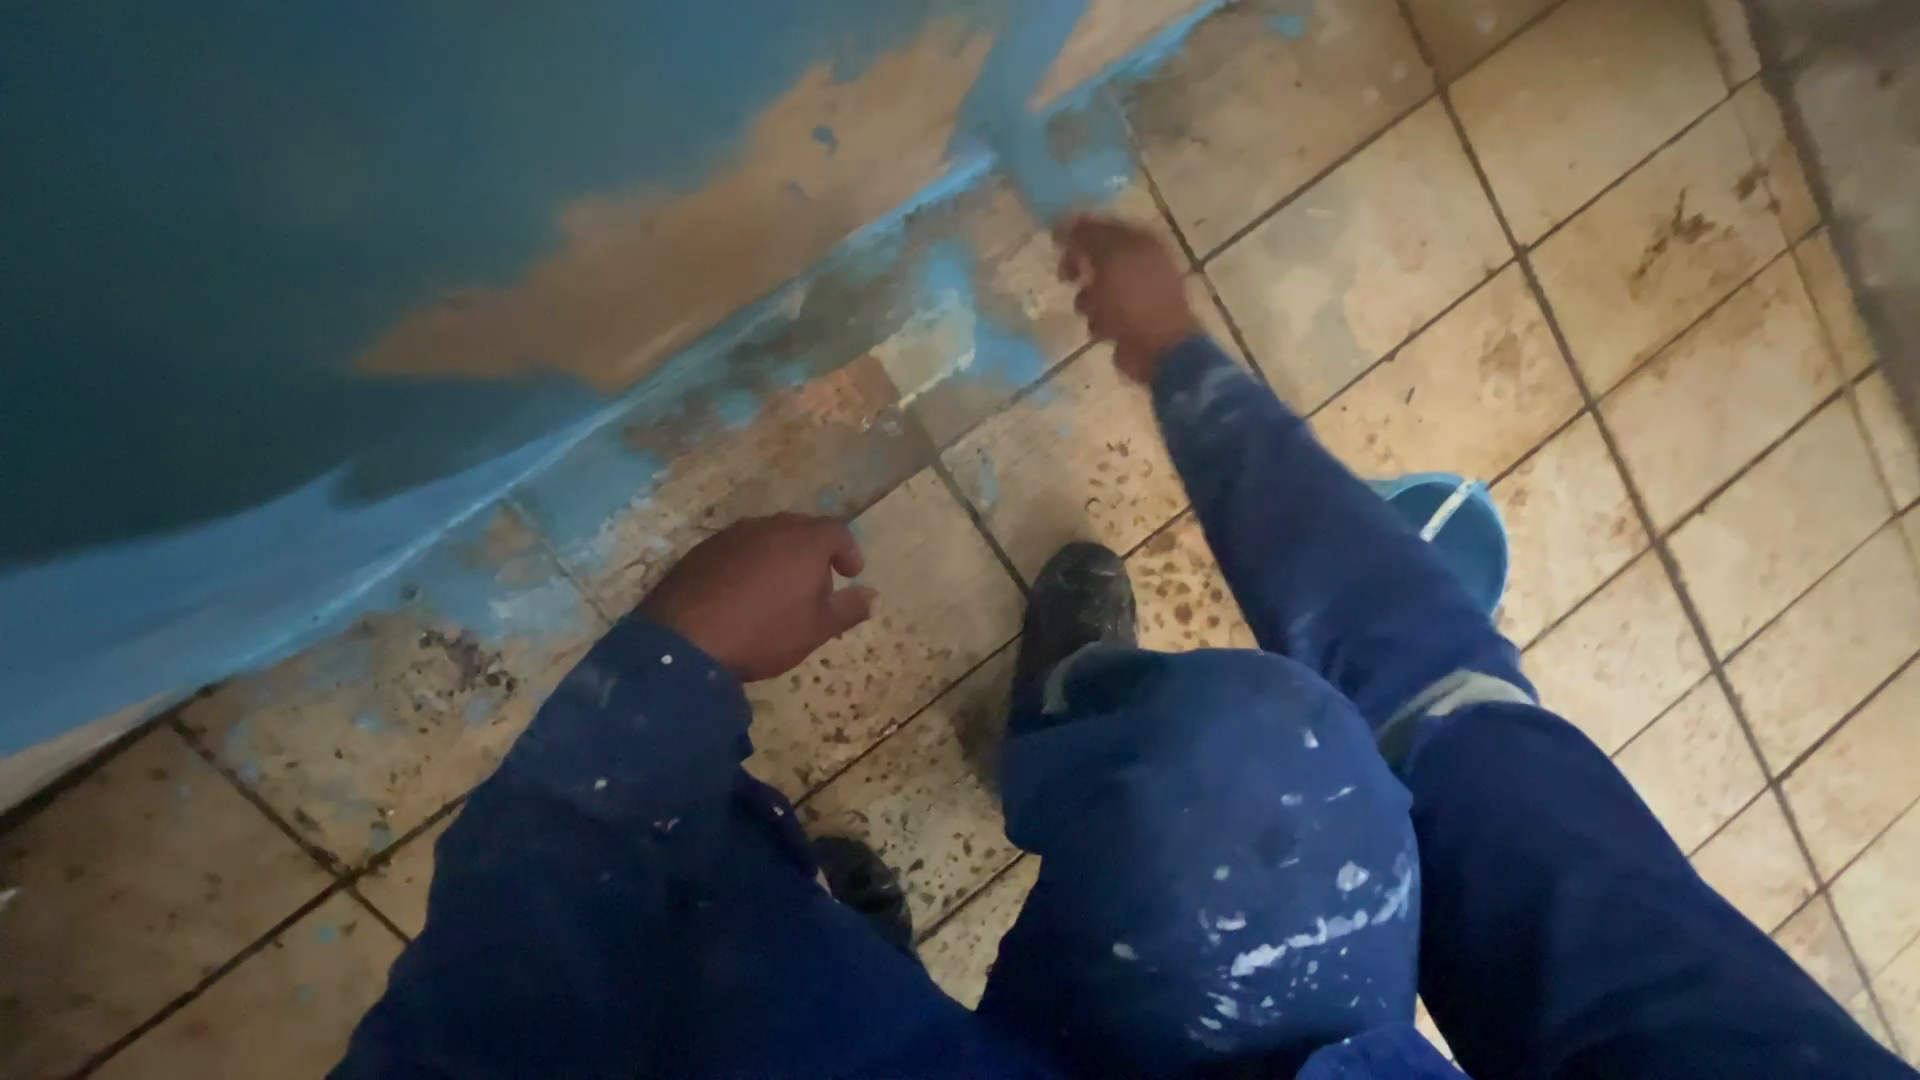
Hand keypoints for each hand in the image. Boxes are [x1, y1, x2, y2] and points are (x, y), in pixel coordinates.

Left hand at [637, 514, 876, 681]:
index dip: (849, 551)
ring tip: (780, 591)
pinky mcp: (702, 550)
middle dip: (815, 553)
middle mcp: (770, 527)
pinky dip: (750, 565)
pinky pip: (738, 549)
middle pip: (802, 529)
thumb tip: (872, 594)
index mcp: (805, 540)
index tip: (851, 574)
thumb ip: (849, 608)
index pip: (837, 531)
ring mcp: (732, 535)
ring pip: (768, 537)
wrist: (685, 641)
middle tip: (817, 585)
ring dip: (781, 557)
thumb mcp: (817, 628)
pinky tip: (744, 594)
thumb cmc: (765, 631)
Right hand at [1056, 214, 1201, 383]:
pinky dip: (1099, 320)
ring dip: (1088, 299)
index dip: (1077, 231)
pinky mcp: (1129, 320)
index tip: (1055, 242)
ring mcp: (1136, 292)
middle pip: (1098, 256)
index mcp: (1142, 240)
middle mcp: (1141, 262)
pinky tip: (1104, 329)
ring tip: (1092, 310)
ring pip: (1096, 288)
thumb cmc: (1134, 299)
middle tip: (1067, 276)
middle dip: (1080, 268)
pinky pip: (1102, 314)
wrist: (1158, 348)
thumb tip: (1064, 220)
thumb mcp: (1108, 259)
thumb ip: (1086, 236)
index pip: (1103, 225)